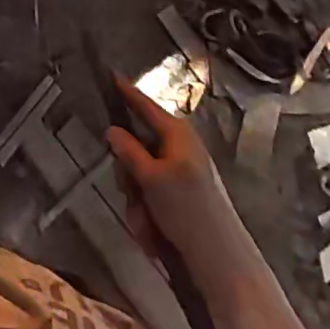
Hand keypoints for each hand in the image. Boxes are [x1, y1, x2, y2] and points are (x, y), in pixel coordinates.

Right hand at [105, 74, 236, 258]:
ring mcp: (180, 170)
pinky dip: (149, 214)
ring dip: (138, 203)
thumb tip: (112, 130)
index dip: (127, 92)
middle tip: (132, 196)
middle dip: (129, 178)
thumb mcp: (151, 178)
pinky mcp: (181, 192)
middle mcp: (178, 145)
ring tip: (149, 226)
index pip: (145, 105)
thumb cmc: (185, 207)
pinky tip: (156, 236)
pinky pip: (152, 196)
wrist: (218, 254)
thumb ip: (129, 152)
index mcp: (176, 132)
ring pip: (140, 177)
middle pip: (136, 148)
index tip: (111, 74)